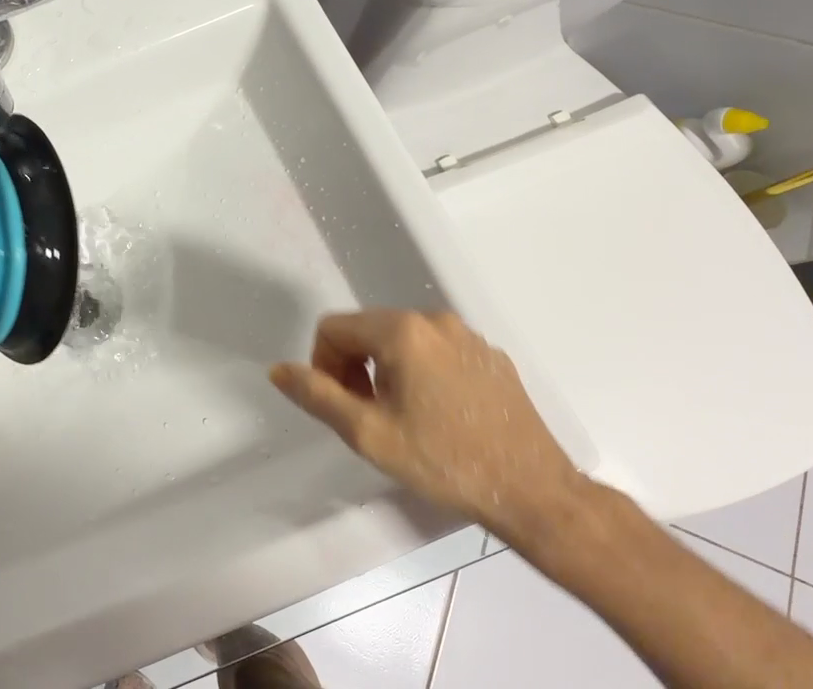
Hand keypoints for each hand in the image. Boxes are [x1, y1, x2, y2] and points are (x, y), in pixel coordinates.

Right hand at [268, 309, 587, 540]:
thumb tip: (278, 370)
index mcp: (402, 332)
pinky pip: (437, 352)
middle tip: (367, 416)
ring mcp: (468, 337)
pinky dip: (422, 374)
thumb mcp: (368, 434)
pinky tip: (438, 416)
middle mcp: (435, 321)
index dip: (323, 366)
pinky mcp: (491, 357)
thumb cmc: (443, 462)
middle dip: (354, 368)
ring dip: (386, 371)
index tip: (341, 407)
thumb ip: (317, 396)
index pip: (333, 329)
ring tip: (402, 418)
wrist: (533, 491)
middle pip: (367, 330)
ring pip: (402, 341)